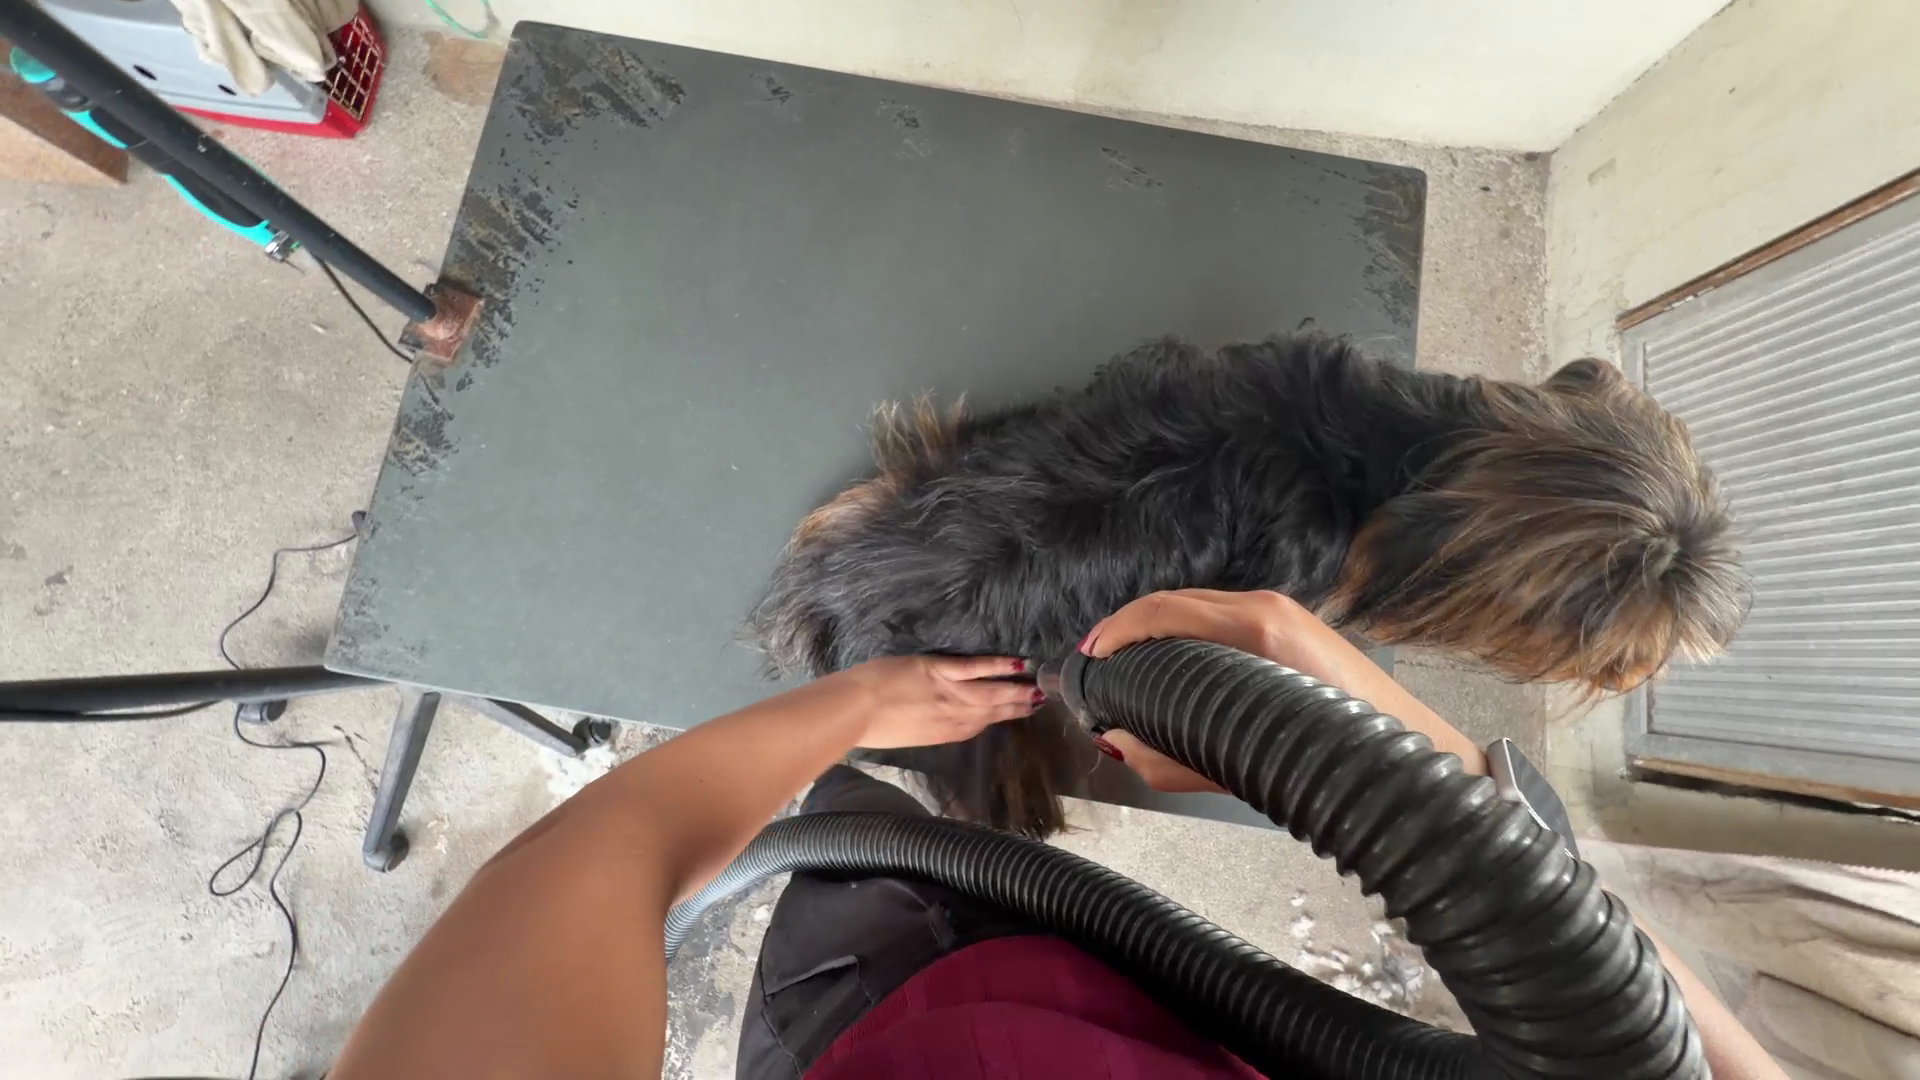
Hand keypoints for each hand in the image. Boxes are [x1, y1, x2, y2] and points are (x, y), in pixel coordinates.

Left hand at [833, 654, 1041, 749]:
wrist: (854, 710)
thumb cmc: (871, 725)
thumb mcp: (906, 733)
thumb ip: (929, 725)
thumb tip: (940, 716)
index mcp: (943, 732)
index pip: (978, 724)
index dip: (1000, 717)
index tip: (1019, 712)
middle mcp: (952, 717)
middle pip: (992, 710)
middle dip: (1017, 705)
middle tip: (1042, 699)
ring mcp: (948, 693)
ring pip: (990, 691)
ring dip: (1016, 688)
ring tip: (1038, 685)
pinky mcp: (938, 672)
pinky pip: (974, 669)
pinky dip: (997, 667)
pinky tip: (1017, 664)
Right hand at [1079, 589, 1484, 789]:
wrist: (1416, 754)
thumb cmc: (1339, 762)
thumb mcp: (1245, 769)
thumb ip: (1172, 760)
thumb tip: (1118, 744)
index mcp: (1258, 630)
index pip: (1164, 610)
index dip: (1117, 628)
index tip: (1092, 654)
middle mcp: (1266, 606)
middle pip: (1173, 597)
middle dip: (1127, 623)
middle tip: (1098, 656)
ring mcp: (1280, 607)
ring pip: (1194, 600)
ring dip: (1152, 623)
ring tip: (1125, 653)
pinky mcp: (1288, 618)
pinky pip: (1217, 612)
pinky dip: (1182, 627)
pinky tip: (1170, 650)